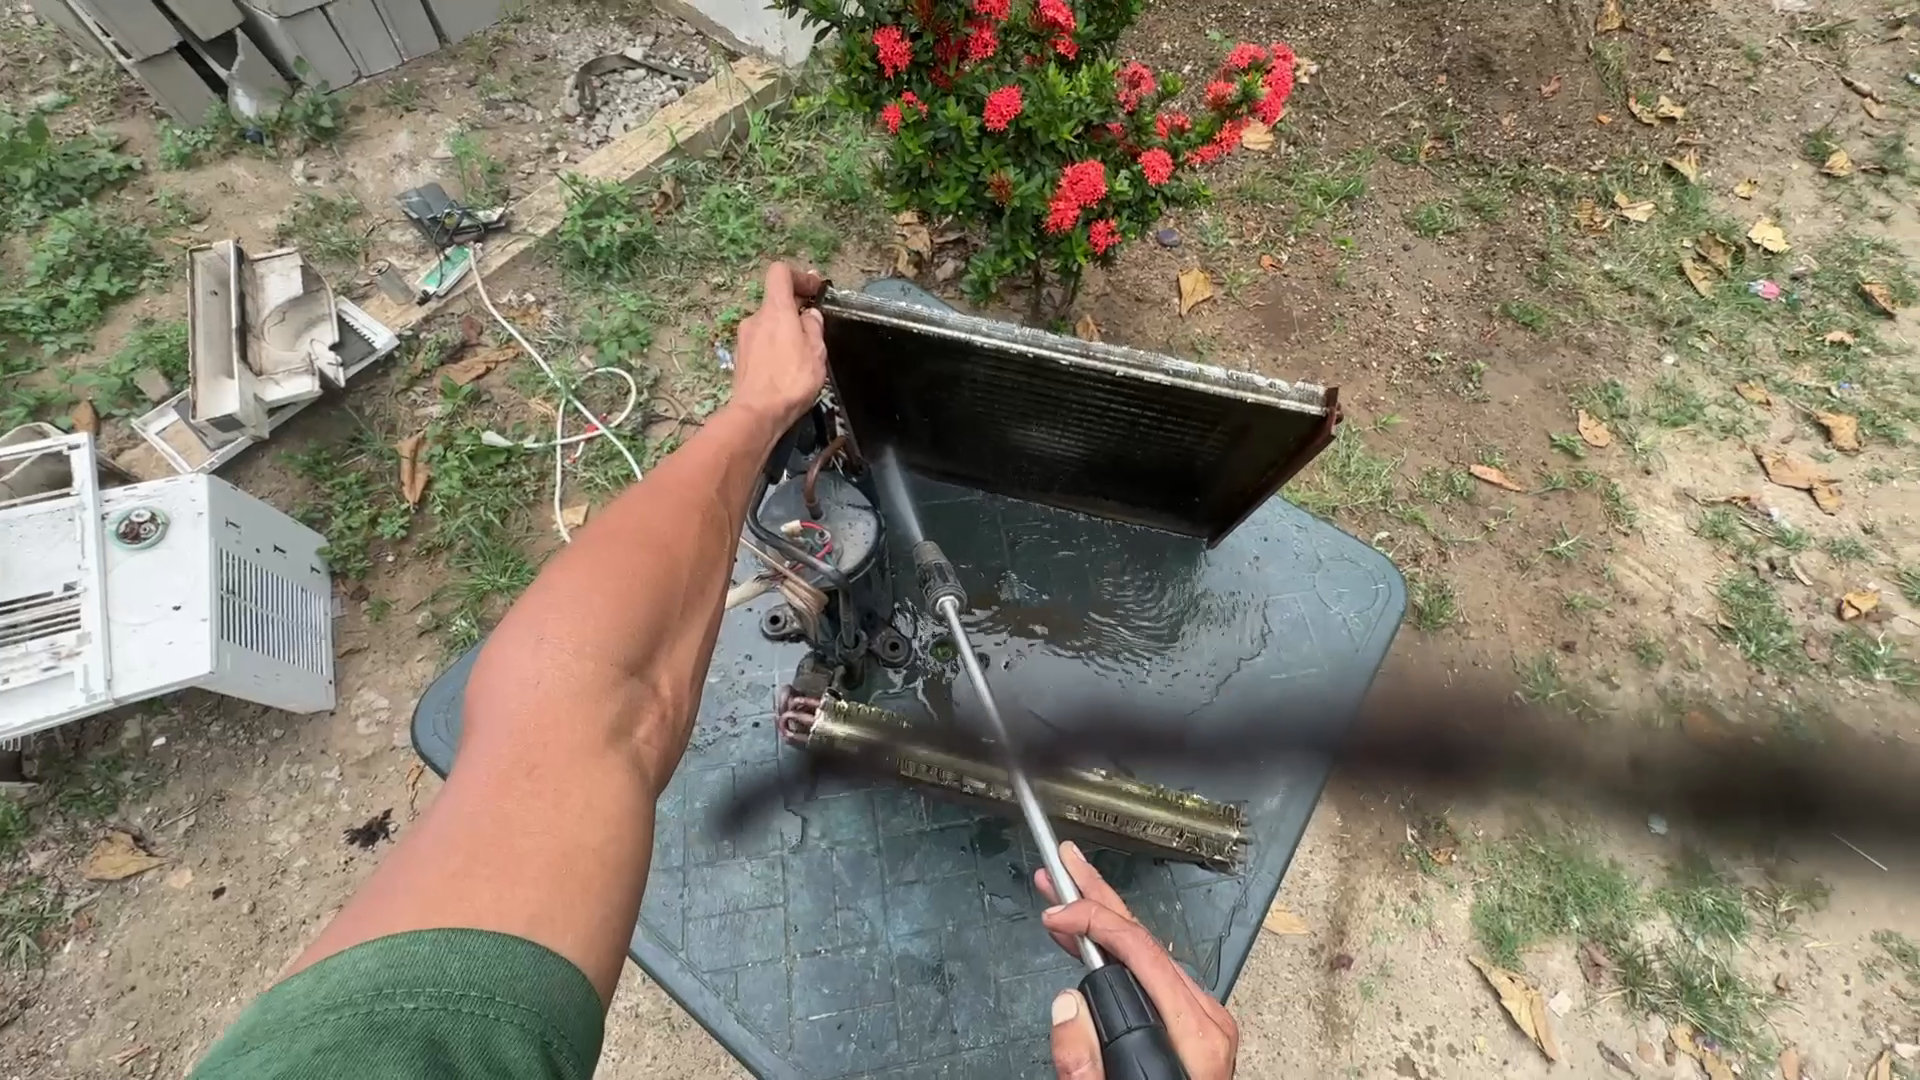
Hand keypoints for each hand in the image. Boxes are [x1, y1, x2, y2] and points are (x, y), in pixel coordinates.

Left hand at [730, 262, 826, 428]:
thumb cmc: (791, 380)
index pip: (780, 273)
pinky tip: (786, 370)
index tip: (815, 291)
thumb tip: (810, 315)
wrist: (759, 413)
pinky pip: (762, 344)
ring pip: (769, 325)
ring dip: (785, 332)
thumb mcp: (816, 351)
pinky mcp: (741, 358)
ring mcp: (744, 339)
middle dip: (796, 311)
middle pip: (776, 302)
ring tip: (802, 356)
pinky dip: (775, 348)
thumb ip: (814, 327)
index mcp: (775, 310)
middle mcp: (755, 319)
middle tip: (814, 331)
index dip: (800, 276)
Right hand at [1036, 842, 1237, 1079]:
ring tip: (1064, 888)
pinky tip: (1084, 935)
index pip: (1139, 949)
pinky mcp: (1188, 1020)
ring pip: (1143, 946)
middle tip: (1064, 861)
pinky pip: (1145, 967)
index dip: (1091, 919)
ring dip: (1100, 915)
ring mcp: (1198, 1016)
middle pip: (1143, 936)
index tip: (1052, 913)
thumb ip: (1084, 1067)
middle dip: (1097, 895)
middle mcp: (1204, 1016)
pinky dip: (1110, 945)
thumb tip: (1065, 1003)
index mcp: (1196, 1034)